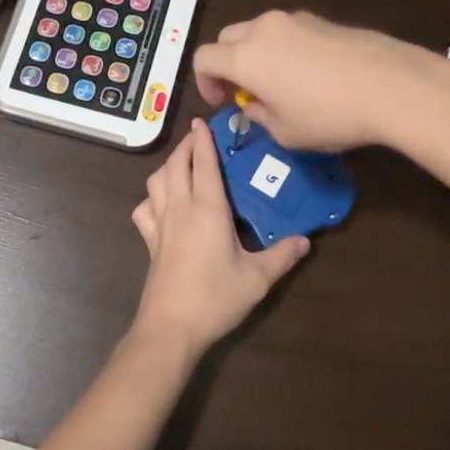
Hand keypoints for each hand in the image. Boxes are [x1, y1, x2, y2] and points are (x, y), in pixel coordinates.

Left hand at [129, 119, 309, 354]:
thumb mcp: (257, 278)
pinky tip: (161, 204)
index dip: (204, 140)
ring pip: (156, 182)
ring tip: (182, 164)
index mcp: (207, 208)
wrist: (171, 327)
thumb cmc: (215, 298)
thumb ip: (281, 256)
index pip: (204, 163)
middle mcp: (180, 208)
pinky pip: (145, 209)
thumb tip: (305, 240)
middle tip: (198, 138)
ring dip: (168, 166)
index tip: (204, 122)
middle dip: (186, 146)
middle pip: (176, 165)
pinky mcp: (150, 242)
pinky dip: (152, 198)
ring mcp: (160, 224)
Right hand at [191, 10, 441, 151]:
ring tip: (279, 83)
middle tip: (244, 92)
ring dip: (256, 54)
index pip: (203, 59)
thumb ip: (260, 116)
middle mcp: (262, 29)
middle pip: (227, 39)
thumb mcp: (286, 132)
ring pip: (258, 32)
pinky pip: (287, 32)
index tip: (222, 103)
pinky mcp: (321, 19)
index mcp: (244, 57)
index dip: (204, 82)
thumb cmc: (329, 115)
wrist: (390, 85)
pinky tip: (309, 75)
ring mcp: (294, 20)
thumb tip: (255, 104)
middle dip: (227, 64)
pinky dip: (283, 49)